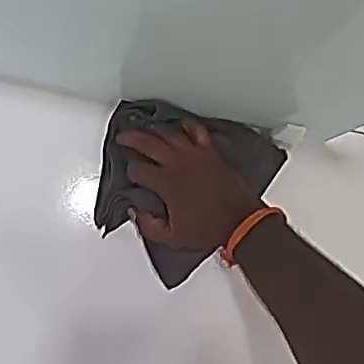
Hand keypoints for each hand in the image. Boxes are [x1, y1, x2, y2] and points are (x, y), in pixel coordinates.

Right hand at [116, 123, 265, 249]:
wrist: (241, 222)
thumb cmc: (208, 229)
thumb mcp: (171, 237)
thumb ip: (148, 225)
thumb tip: (135, 212)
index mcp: (167, 184)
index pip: (139, 169)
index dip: (130, 171)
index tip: (131, 175)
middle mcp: (178, 164)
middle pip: (148, 143)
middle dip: (131, 139)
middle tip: (122, 138)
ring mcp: (195, 155)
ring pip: (168, 133)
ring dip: (152, 129)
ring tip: (143, 129)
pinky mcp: (210, 153)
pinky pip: (196, 131)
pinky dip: (186, 126)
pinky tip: (179, 127)